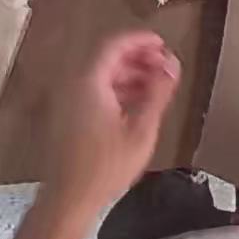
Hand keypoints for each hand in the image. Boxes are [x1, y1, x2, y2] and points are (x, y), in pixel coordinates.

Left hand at [42, 31, 180, 221]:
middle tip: (163, 65)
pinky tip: (135, 105)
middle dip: (137, 58)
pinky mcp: (67, 117)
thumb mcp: (141, 129)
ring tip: (155, 86)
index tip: (161, 44)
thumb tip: (171, 66)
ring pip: (100, 76)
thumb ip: (158, 92)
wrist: (71, 198)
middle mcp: (72, 86)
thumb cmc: (104, 168)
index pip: (114, 44)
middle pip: (106, 58)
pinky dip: (115, 91)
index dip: (140, 40)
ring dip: (128, 75)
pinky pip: (92, 92)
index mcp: (88, 82)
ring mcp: (66, 102)